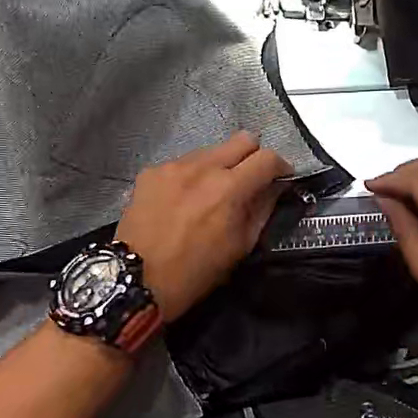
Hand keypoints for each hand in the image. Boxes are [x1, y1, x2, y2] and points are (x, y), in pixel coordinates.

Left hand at [116, 132, 289, 320]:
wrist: (136, 278)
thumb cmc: (194, 272)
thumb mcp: (239, 247)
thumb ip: (261, 210)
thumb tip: (275, 188)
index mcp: (229, 188)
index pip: (268, 158)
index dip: (281, 167)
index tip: (280, 179)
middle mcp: (202, 167)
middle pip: (242, 139)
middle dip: (252, 156)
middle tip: (249, 180)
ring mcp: (173, 165)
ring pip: (210, 150)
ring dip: (219, 166)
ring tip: (210, 193)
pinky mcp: (151, 171)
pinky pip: (181, 164)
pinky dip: (189, 177)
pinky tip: (181, 200)